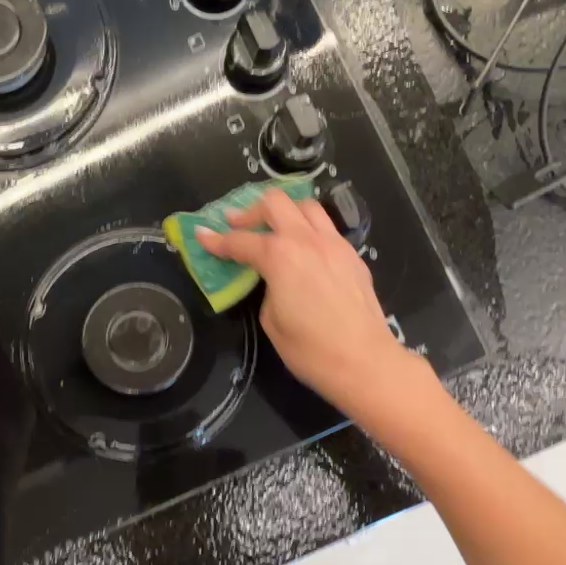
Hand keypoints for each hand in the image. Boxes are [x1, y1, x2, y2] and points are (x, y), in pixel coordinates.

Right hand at [197, 188, 424, 415]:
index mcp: (281, 256)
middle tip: (237, 225)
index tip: (202, 236)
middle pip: (276, 203)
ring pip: (306, 207)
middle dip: (251, 212)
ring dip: (284, 212)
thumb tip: (274, 280)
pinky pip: (326, 228)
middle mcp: (308, 240)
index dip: (217, 240)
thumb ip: (267, 289)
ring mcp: (335, 244)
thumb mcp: (271, 321)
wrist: (363, 361)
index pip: (241, 241)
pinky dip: (308, 229)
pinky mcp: (352, 256)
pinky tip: (303, 250)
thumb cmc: (310, 349)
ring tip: (273, 229)